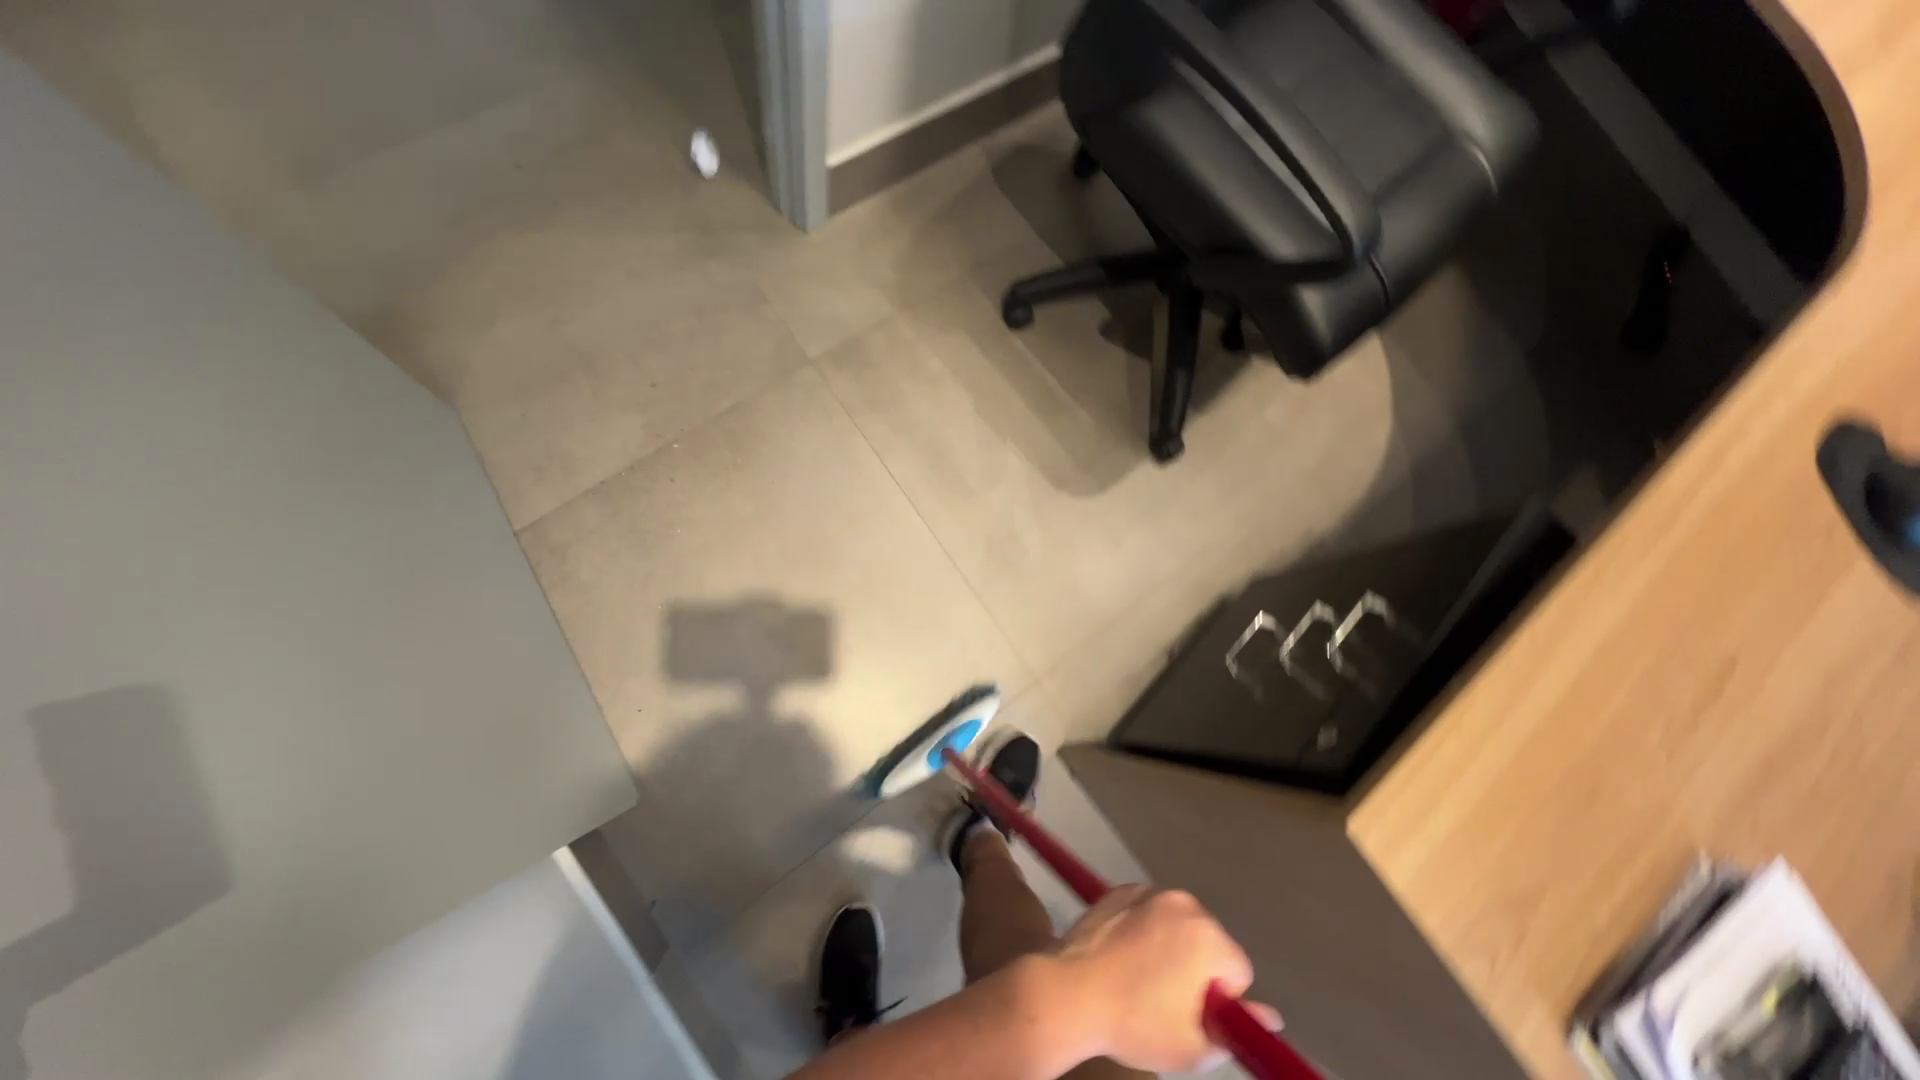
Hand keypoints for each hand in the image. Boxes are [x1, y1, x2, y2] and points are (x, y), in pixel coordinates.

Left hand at [1042, 885, 1280, 1072]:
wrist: (1069, 992)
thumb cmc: (1134, 1022)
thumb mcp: (1193, 1046)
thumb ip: (1236, 1030)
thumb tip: (1270, 1018)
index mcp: (1207, 936)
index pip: (1237, 971)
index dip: (1218, 998)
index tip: (1190, 1012)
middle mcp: (1182, 903)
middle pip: (1208, 941)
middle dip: (1195, 967)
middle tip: (1163, 997)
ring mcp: (1146, 891)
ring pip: (1176, 924)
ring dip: (1169, 945)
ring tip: (1137, 975)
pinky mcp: (1118, 890)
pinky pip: (1146, 911)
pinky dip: (1141, 928)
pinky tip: (1120, 954)